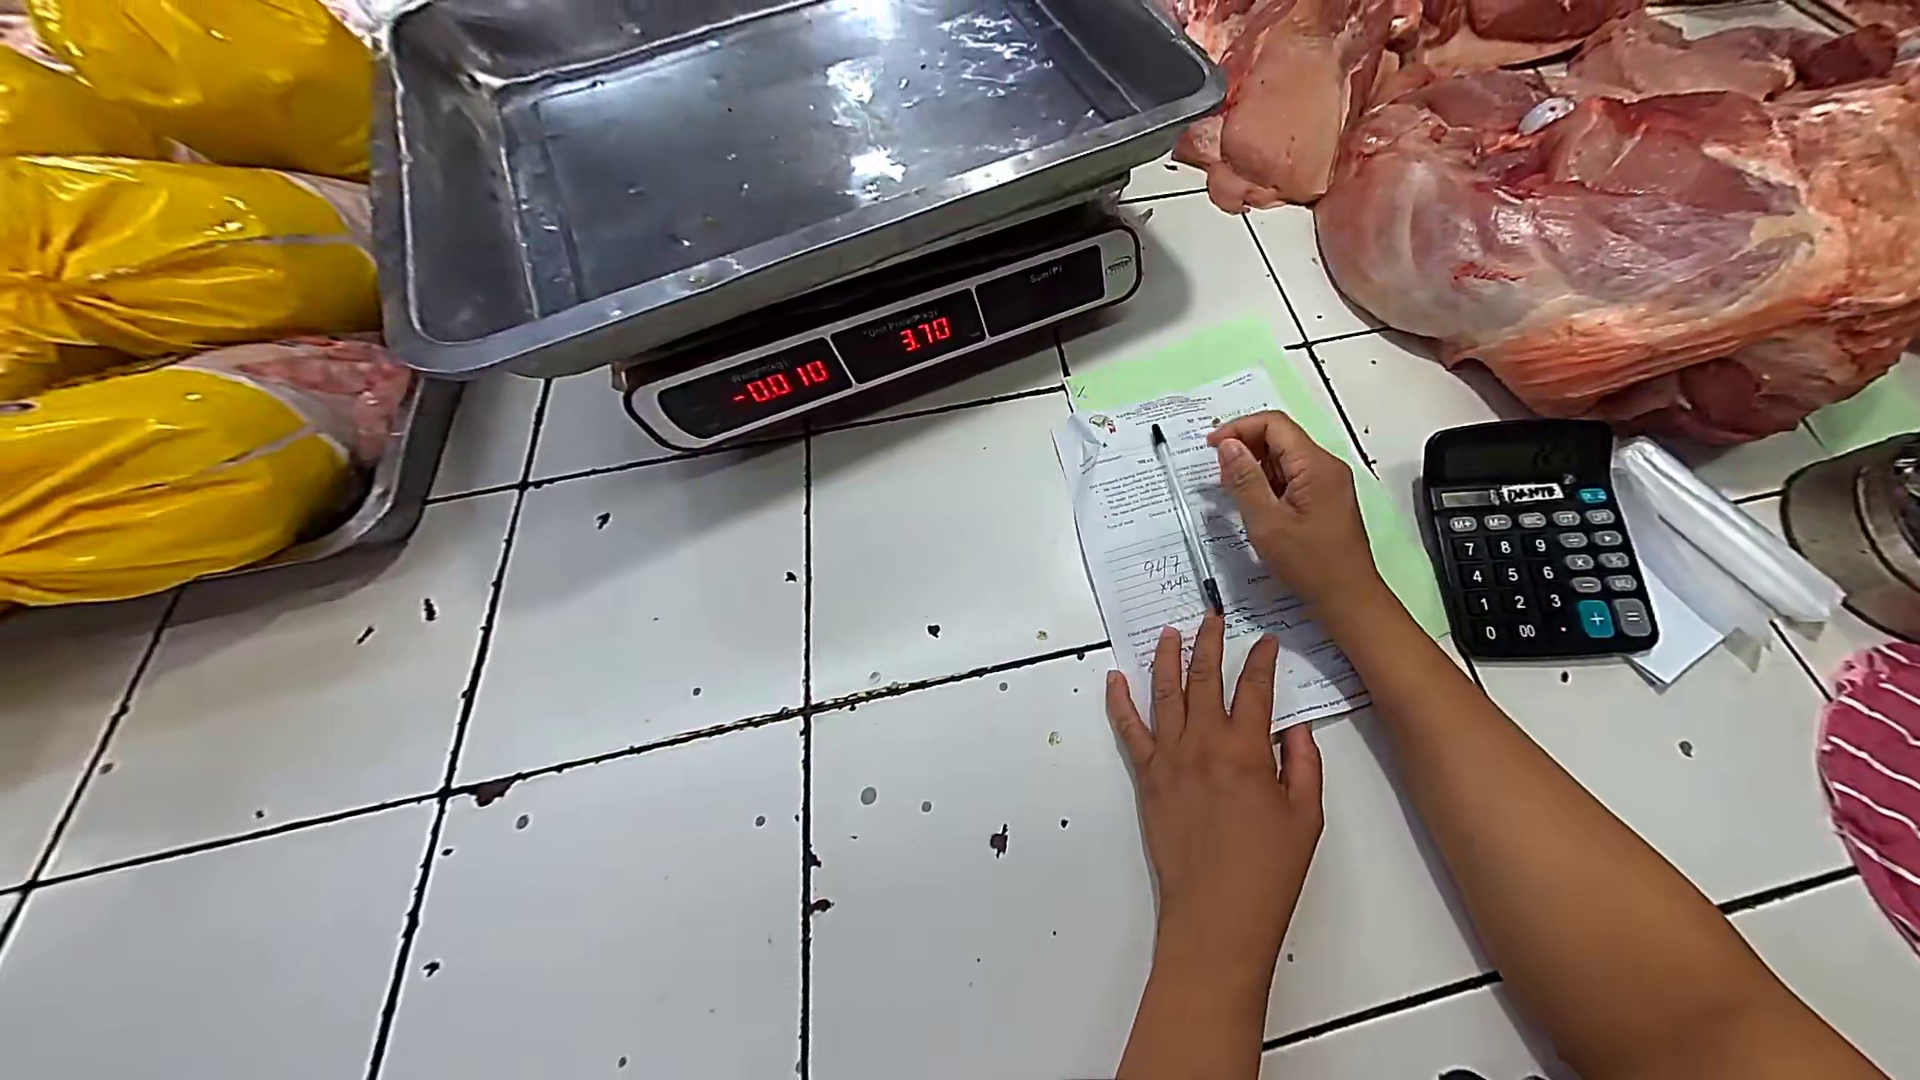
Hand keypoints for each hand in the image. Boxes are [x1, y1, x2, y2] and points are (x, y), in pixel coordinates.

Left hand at [1106, 615, 1323, 976]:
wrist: (1216, 912)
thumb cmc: (1267, 870)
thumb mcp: (1306, 818)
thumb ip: (1303, 765)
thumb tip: (1295, 727)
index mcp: (1246, 751)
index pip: (1254, 690)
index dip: (1261, 660)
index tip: (1264, 641)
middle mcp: (1203, 744)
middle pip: (1204, 678)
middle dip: (1208, 642)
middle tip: (1210, 617)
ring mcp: (1169, 756)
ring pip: (1165, 693)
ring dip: (1166, 658)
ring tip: (1168, 632)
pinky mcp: (1147, 774)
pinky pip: (1129, 729)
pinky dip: (1119, 701)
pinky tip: (1116, 678)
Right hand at [1208, 411, 1382, 612]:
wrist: (1347, 597)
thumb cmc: (1307, 562)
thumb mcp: (1266, 522)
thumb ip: (1244, 480)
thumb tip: (1227, 445)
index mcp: (1315, 466)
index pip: (1274, 425)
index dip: (1238, 428)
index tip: (1210, 447)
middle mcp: (1325, 466)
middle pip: (1279, 437)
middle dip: (1244, 446)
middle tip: (1216, 472)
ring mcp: (1326, 482)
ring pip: (1283, 457)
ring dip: (1253, 466)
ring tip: (1229, 489)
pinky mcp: (1322, 498)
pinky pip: (1289, 476)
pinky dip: (1265, 481)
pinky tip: (1250, 502)